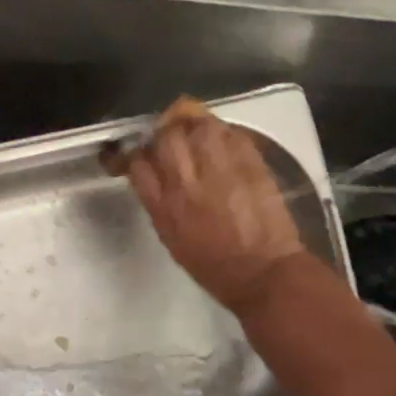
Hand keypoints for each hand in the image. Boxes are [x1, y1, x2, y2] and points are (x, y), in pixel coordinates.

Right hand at [122, 96, 307, 312]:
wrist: (262, 273)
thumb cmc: (213, 266)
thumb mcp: (171, 237)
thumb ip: (159, 203)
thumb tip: (155, 178)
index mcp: (163, 206)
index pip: (137, 163)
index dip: (134, 152)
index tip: (140, 152)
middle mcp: (186, 183)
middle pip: (165, 136)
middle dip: (163, 130)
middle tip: (170, 135)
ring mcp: (220, 170)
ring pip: (197, 125)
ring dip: (193, 123)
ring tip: (196, 130)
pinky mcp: (250, 164)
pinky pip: (231, 132)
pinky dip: (222, 130)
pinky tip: (222, 139)